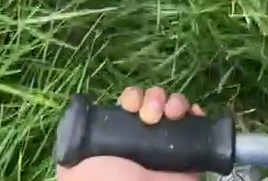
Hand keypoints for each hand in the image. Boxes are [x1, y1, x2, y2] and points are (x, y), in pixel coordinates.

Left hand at [56, 86, 207, 180]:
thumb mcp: (75, 169)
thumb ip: (72, 152)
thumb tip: (74, 129)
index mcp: (119, 138)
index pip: (130, 103)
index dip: (133, 98)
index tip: (131, 107)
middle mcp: (144, 139)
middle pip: (154, 101)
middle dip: (154, 98)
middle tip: (151, 114)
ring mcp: (167, 148)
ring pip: (175, 108)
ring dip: (175, 102)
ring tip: (172, 113)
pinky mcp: (189, 157)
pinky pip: (195, 125)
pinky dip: (195, 114)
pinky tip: (191, 114)